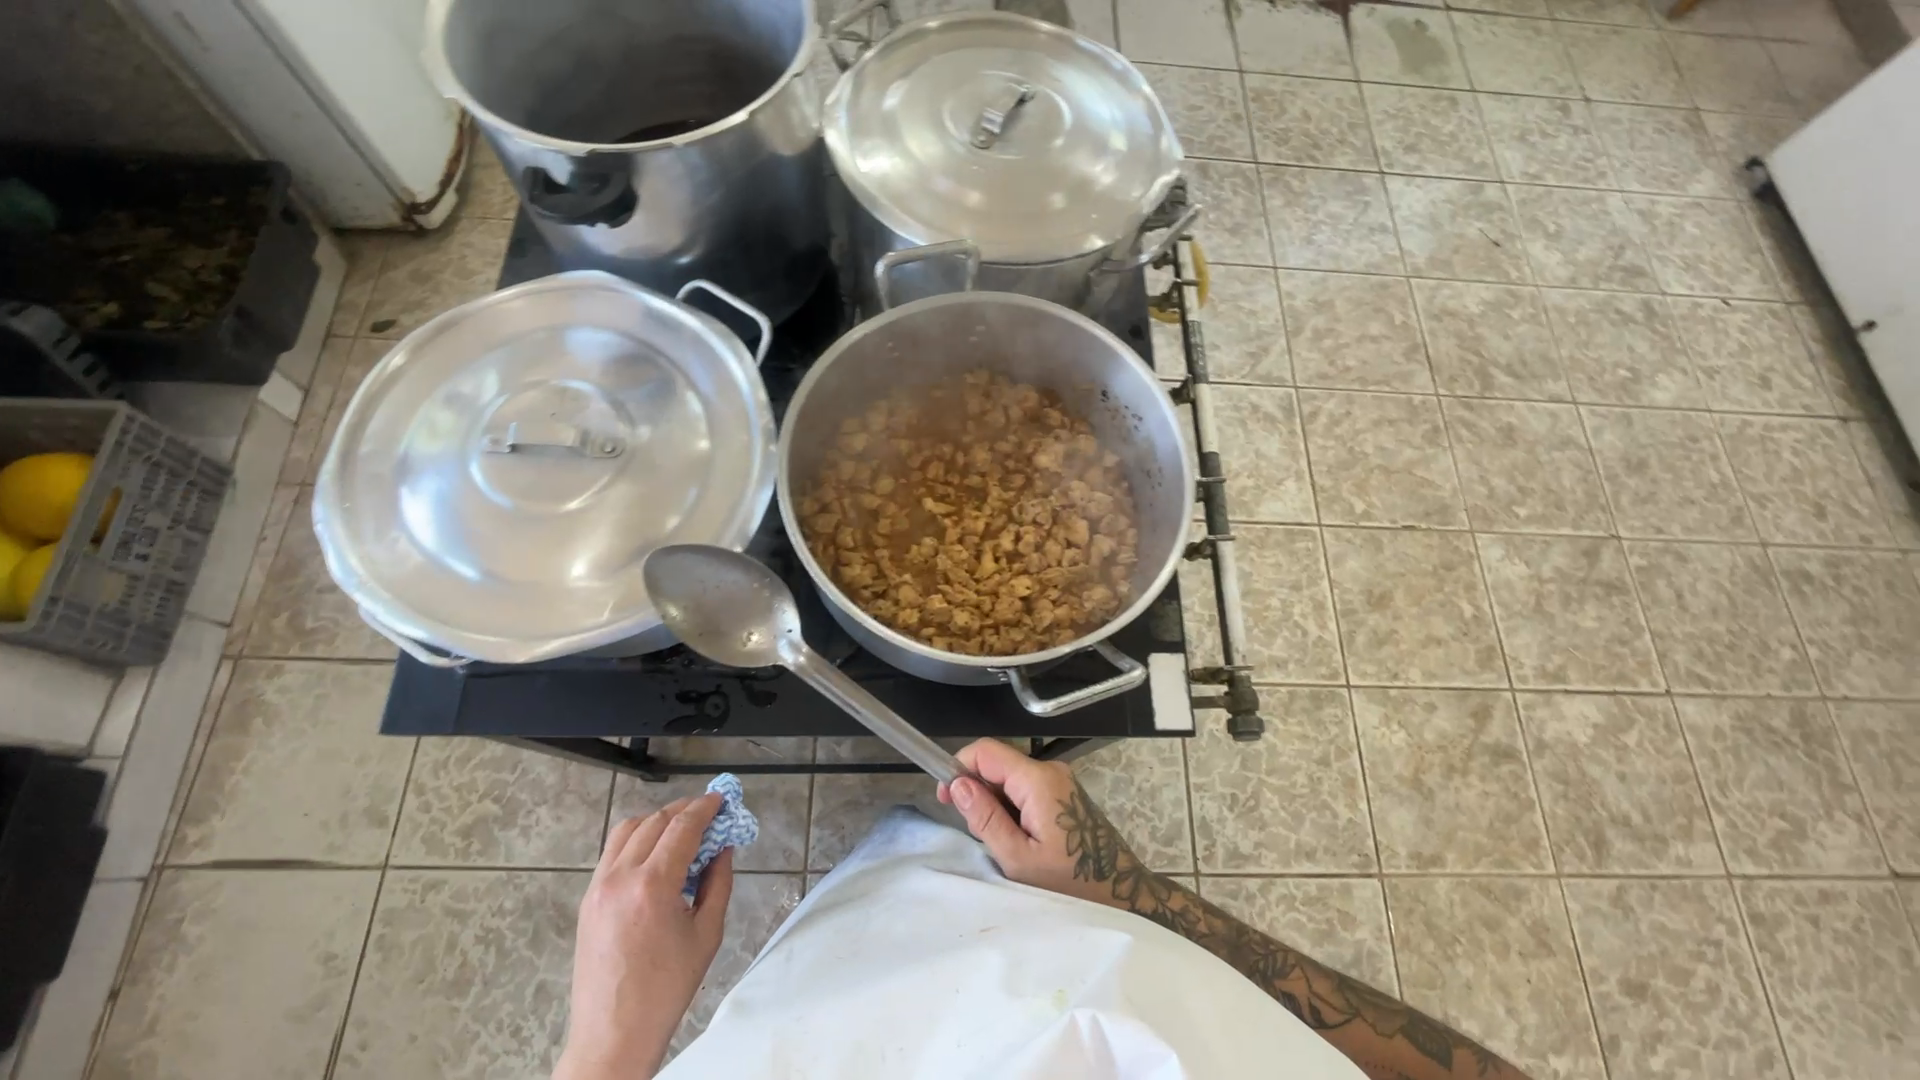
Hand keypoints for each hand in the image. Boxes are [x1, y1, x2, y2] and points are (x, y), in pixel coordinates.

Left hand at [556, 794, 733, 1079]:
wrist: (614, 1032)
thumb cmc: (668, 988)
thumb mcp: (707, 933)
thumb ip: (718, 883)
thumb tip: (722, 849)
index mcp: (653, 886)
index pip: (682, 827)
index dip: (705, 807)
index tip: (722, 798)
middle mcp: (620, 877)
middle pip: (655, 821)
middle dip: (684, 810)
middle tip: (709, 812)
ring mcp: (598, 887)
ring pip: (628, 830)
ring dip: (657, 820)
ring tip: (682, 829)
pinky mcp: (588, 899)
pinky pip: (613, 853)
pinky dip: (637, 840)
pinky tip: (656, 855)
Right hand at [936, 739, 1148, 909]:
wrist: (1124, 895)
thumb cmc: (1070, 883)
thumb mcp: (1018, 859)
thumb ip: (986, 818)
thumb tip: (957, 784)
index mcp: (1038, 780)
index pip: (986, 750)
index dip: (959, 768)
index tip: (946, 799)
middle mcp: (1051, 770)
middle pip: (997, 763)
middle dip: (977, 789)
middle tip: (975, 830)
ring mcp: (1060, 781)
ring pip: (1010, 777)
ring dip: (995, 802)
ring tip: (1000, 840)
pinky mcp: (1065, 794)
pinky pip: (1027, 788)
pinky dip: (1012, 807)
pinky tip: (1018, 838)